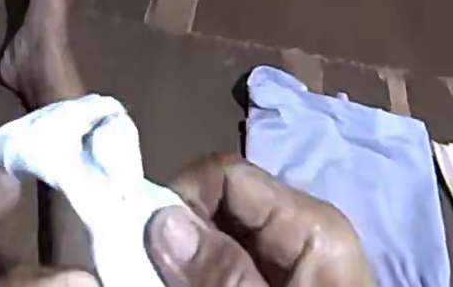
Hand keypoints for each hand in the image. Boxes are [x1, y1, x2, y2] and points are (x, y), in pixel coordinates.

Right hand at [145, 154, 372, 286]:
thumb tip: (162, 218)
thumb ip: (223, 276)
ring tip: (152, 281)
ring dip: (182, 266)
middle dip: (178, 236)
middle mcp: (298, 234)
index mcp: (310, 225)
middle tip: (142, 272)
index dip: (184, 197)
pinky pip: (227, 273)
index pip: (230, 175)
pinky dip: (200, 282)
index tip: (143, 239)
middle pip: (221, 207)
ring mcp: (288, 267)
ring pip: (217, 243)